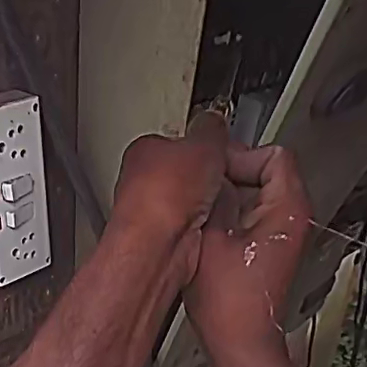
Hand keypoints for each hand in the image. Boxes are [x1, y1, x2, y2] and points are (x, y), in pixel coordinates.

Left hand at [110, 112, 232, 283]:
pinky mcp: (164, 241)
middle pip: (189, 174)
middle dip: (210, 178)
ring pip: (195, 204)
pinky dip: (208, 228)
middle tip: (223, 179)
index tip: (222, 149)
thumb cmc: (163, 195)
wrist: (158, 245)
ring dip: (211, 205)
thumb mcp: (204, 144)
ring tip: (216, 205)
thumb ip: (212, 129)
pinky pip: (197, 229)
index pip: (180, 140)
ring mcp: (153, 214)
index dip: (206, 145)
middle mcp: (142, 182)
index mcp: (145, 149)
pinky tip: (210, 227)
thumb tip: (215, 121)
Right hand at [185, 143, 313, 366]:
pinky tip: (205, 233)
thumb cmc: (231, 305)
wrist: (239, 343)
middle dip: (229, 177)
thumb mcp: (210, 237)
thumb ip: (212, 197)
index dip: (238, 156)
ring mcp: (282, 236)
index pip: (273, 154)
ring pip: (254, 196)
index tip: (212, 168)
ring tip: (199, 213)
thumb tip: (209, 173)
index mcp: (288, 209)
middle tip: (200, 188)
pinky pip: (250, 218)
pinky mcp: (269, 251)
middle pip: (264, 173)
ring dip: (226, 199)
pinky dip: (228, 218)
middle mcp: (293, 220)